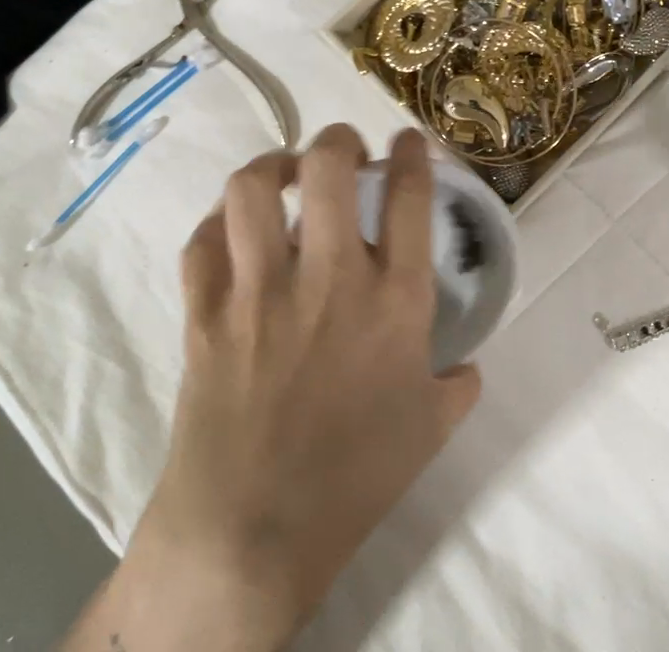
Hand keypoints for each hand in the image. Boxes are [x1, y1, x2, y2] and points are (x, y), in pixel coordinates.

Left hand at [112, 126, 481, 649]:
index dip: (412, 156)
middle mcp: (329, 279)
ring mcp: (259, 293)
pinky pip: (202, 244)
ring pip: (251, 191)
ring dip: (273, 166)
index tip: (408, 142)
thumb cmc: (356, 477)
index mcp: (396, 301)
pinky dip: (219, 223)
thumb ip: (457, 386)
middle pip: (327, 169)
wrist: (253, 528)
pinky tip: (234, 229)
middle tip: (345, 149)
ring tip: (286, 174)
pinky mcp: (204, 316)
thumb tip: (466, 368)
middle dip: (338, 140)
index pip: (409, 199)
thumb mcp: (432, 429)